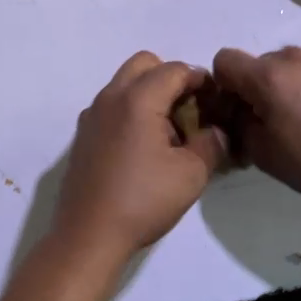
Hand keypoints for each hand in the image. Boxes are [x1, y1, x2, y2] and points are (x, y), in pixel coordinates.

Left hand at [53, 52, 229, 255]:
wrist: (89, 236)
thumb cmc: (143, 201)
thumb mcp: (191, 175)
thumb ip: (211, 144)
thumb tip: (217, 131)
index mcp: (138, 99)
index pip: (175, 69)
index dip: (199, 80)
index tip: (215, 101)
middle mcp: (111, 96)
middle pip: (145, 64)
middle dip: (170, 77)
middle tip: (189, 109)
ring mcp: (92, 113)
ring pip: (125, 82)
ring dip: (149, 93)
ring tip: (167, 131)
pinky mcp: (83, 133)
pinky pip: (112, 104)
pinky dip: (130, 109)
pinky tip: (142, 147)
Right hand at [212, 46, 300, 213]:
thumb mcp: (263, 155)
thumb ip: (239, 123)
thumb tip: (239, 109)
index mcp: (267, 77)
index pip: (226, 59)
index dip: (227, 83)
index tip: (242, 106)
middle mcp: (293, 56)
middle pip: (262, 63)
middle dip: (263, 86)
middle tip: (281, 118)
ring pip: (293, 62)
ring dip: (293, 81)